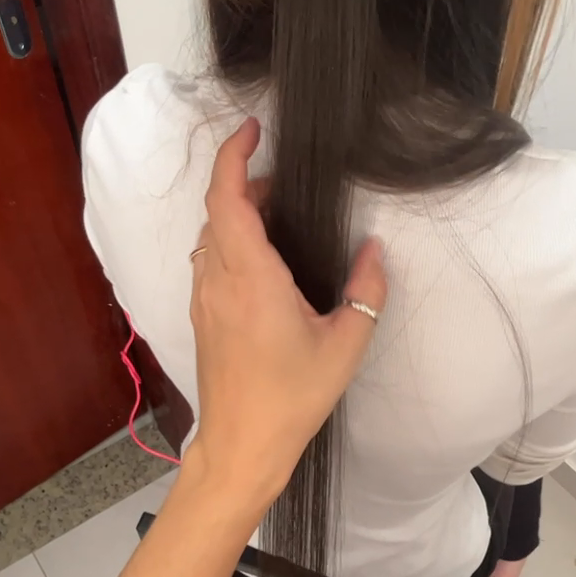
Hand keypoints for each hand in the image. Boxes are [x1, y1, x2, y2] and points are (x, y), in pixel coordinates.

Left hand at [184, 118, 386, 510]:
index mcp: (251, 280)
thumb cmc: (293, 399)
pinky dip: (228, 242)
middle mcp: (217, 282)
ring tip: (277, 217)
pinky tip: (260, 261)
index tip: (253, 130)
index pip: (227, 199)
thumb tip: (374, 248)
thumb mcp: (345, 345)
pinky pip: (208, 262)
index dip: (233, 156)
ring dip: (235, 214)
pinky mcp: (201, 317)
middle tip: (285, 185)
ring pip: (209, 236)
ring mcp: (203, 300)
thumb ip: (366, 290)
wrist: (241, 446)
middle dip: (244, 182)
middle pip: (216, 211)